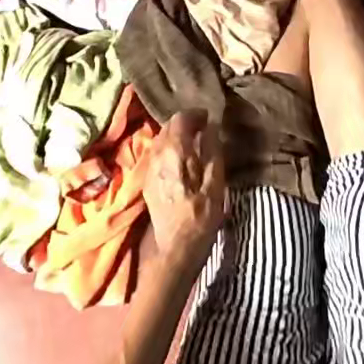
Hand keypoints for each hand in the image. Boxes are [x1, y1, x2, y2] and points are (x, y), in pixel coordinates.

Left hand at [144, 110, 225, 263]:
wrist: (175, 249)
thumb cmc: (201, 217)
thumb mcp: (215, 183)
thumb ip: (213, 151)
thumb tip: (210, 127)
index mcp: (174, 151)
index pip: (181, 118)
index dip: (195, 114)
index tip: (209, 118)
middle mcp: (157, 155)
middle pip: (168, 126)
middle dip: (185, 123)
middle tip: (203, 128)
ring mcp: (149, 168)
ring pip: (160, 139)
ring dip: (176, 136)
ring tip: (194, 143)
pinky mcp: (147, 181)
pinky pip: (157, 153)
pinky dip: (169, 149)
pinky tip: (181, 159)